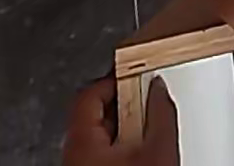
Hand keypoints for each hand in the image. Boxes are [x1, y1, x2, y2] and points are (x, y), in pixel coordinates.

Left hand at [62, 78, 178, 165]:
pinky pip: (102, 162)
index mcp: (80, 143)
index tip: (136, 75)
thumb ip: (161, 111)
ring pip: (99, 143)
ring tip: (148, 137)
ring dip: (125, 134)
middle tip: (147, 106)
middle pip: (95, 117)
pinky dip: (122, 156)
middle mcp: (72, 160)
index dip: (114, 79)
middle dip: (124, 109)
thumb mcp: (159, 150)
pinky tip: (142, 161)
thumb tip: (159, 89)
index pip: (89, 93)